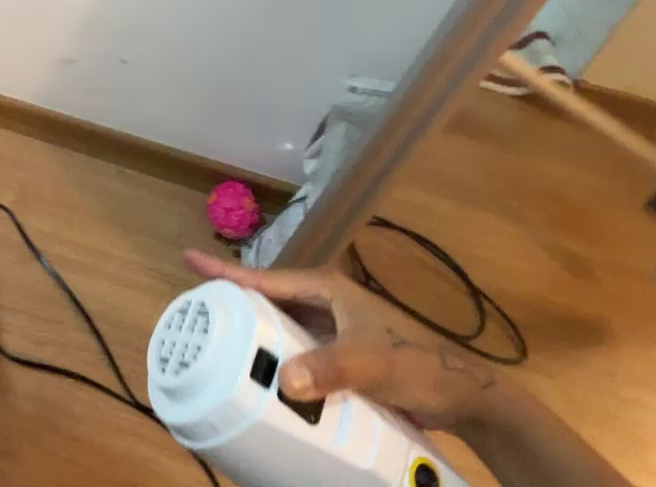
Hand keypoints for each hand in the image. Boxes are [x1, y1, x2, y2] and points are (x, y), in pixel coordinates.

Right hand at [185, 250, 501, 430]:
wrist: (465, 396)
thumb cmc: (416, 363)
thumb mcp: (370, 361)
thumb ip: (330, 369)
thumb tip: (285, 381)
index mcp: (325, 288)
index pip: (265, 278)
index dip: (226, 270)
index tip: (190, 258)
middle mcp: (323, 302)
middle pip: (268, 300)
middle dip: (234, 304)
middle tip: (198, 312)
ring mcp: (332, 329)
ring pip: (281, 328)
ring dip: (256, 335)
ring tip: (221, 344)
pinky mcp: (340, 355)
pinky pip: (297, 353)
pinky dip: (278, 360)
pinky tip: (265, 377)